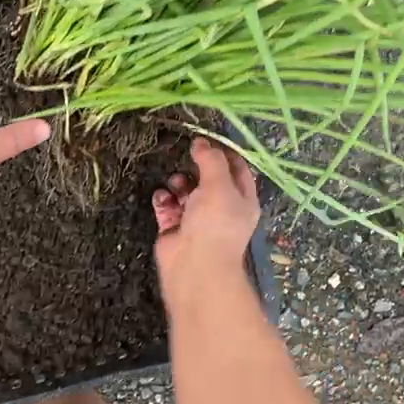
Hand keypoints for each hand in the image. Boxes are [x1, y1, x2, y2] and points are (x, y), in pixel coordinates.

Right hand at [152, 138, 260, 304]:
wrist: (194, 265)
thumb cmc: (214, 223)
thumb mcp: (219, 185)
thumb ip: (210, 160)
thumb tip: (200, 142)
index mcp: (242, 199)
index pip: (237, 169)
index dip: (224, 152)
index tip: (207, 139)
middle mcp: (221, 208)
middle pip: (209, 179)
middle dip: (197, 168)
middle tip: (188, 158)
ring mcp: (197, 218)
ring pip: (186, 191)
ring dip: (178, 183)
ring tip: (175, 184)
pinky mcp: (175, 227)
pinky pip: (167, 206)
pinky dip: (163, 200)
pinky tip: (162, 198)